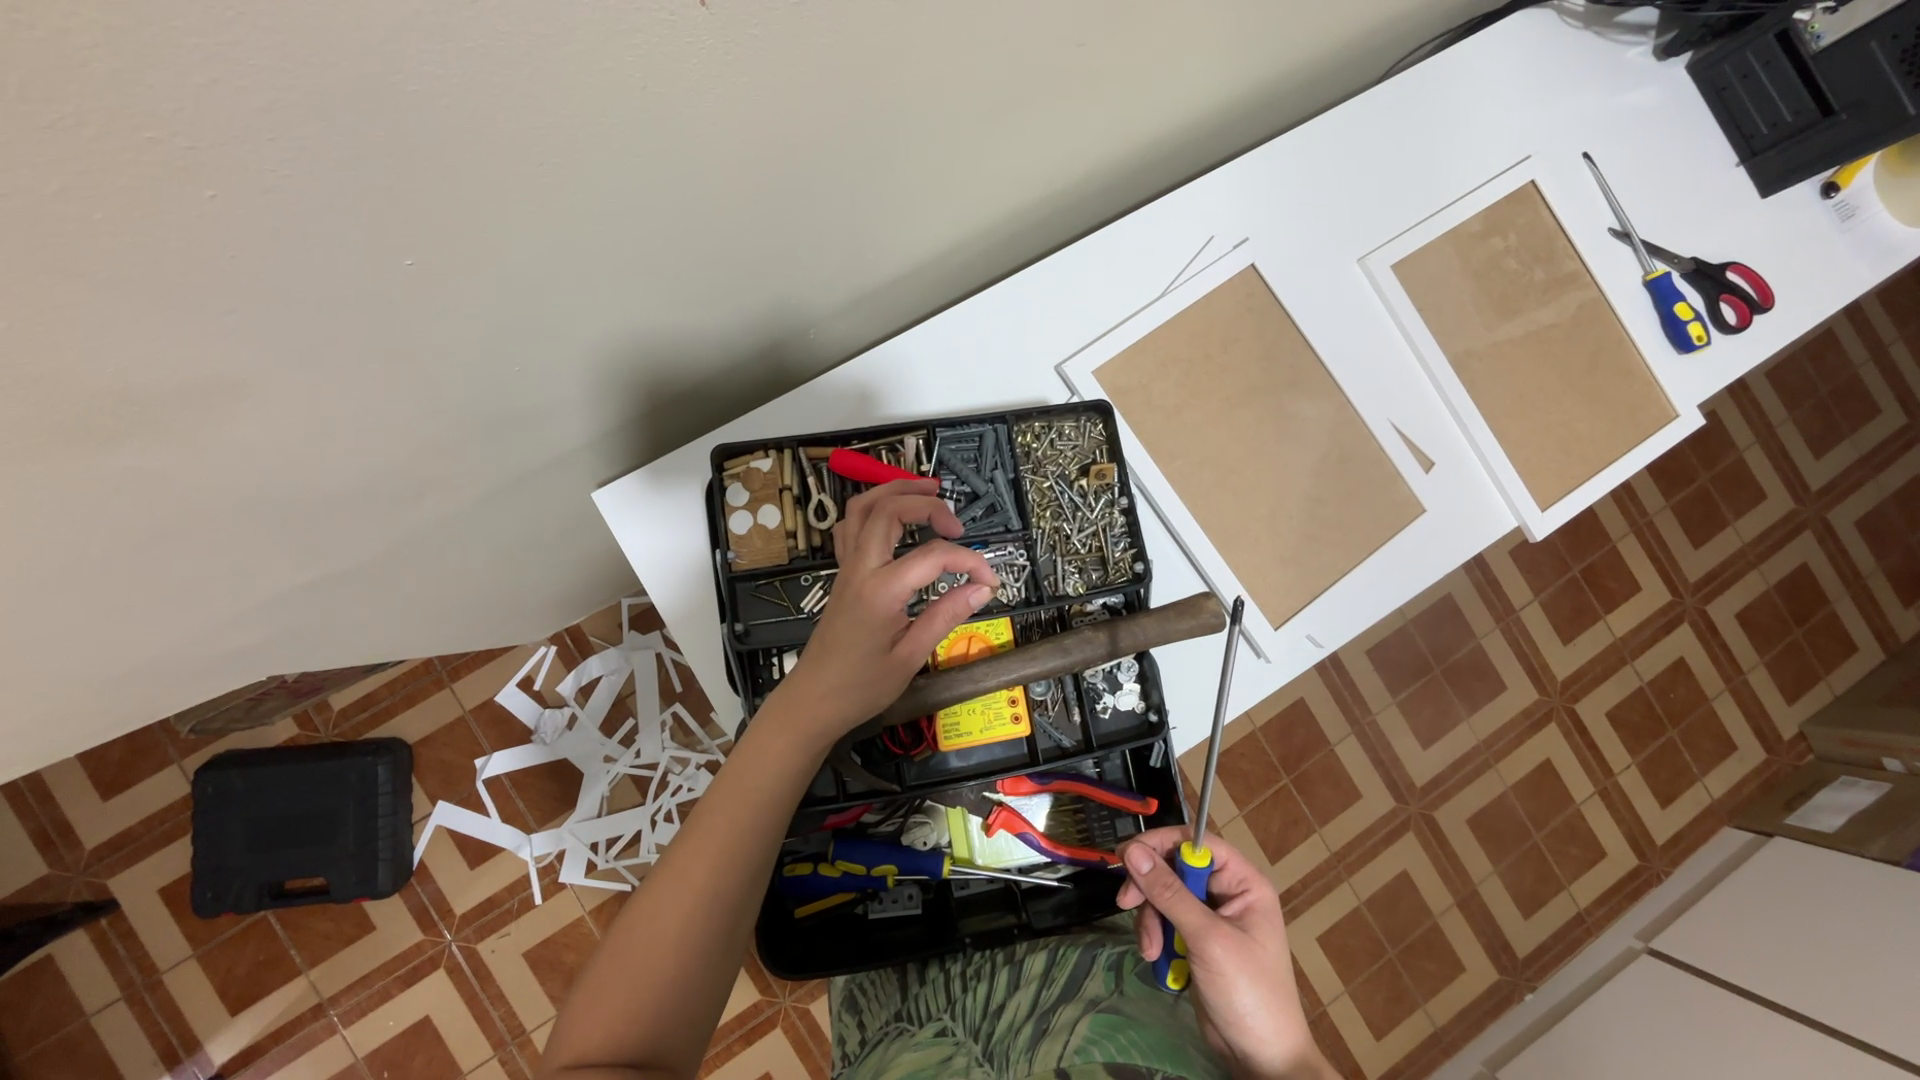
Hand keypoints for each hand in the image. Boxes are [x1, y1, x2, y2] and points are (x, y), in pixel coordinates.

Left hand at [767, 478, 997, 743]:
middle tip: (957, 524)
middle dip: (927, 504)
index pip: (933, 557)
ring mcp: (846, 568)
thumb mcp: (911, 658)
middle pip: (889, 510)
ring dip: (895, 490)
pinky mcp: (842, 574)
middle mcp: (860, 569)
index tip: (990, 582)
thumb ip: (945, 617)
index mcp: (881, 592)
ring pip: (863, 508)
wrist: (813, 700)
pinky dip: (871, 509)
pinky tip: (893, 514)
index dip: (969, 562)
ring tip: (928, 490)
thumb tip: (981, 589)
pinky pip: (849, 526)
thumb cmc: (862, 687)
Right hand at [1118, 829, 1332, 1079]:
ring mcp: (1211, 918)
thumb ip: (1169, 892)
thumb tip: (1132, 850)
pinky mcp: (1196, 941)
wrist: (1261, 1058)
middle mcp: (1227, 893)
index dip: (1161, 844)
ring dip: (1151, 920)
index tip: (1126, 855)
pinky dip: (1155, 935)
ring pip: (1164, 896)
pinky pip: (1165, 921)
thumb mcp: (1206, 938)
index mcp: (1243, 882)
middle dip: (1151, 889)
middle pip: (1175, 868)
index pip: (1196, 843)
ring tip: (1151, 950)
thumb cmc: (1247, 991)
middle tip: (1126, 903)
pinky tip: (1157, 958)